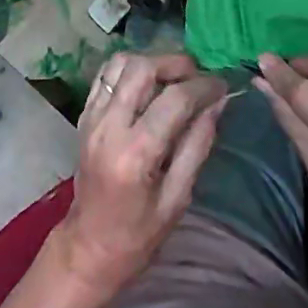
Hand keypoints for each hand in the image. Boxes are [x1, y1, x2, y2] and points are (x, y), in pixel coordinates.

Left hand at [53, 52, 228, 293]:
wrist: (88, 246)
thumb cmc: (138, 233)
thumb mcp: (178, 197)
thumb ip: (198, 144)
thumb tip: (218, 102)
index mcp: (135, 154)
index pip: (174, 99)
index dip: (204, 86)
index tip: (223, 85)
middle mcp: (108, 127)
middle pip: (143, 68)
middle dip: (176, 63)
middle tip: (198, 76)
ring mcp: (92, 117)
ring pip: (121, 62)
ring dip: (152, 61)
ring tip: (174, 77)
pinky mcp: (84, 114)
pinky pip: (106, 74)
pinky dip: (131, 69)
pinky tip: (149, 83)